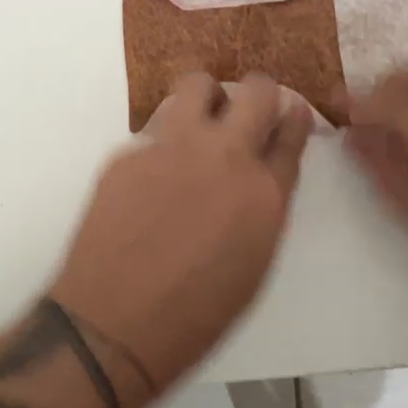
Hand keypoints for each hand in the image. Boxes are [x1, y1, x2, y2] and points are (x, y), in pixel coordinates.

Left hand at [51, 73, 312, 391]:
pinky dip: (166, 135)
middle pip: (256, 91)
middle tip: (248, 109)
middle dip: (258, 93)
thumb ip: (263, 204)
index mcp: (265, 193)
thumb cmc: (196, 313)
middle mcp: (224, 156)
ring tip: (199, 127)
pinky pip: (157, 123)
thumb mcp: (254, 261)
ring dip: (207, 100)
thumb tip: (261, 172)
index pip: (291, 130)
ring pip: (198, 85)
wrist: (114, 323)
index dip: (293, 117)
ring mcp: (173, 145)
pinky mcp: (130, 148)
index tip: (289, 113)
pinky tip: (158, 168)